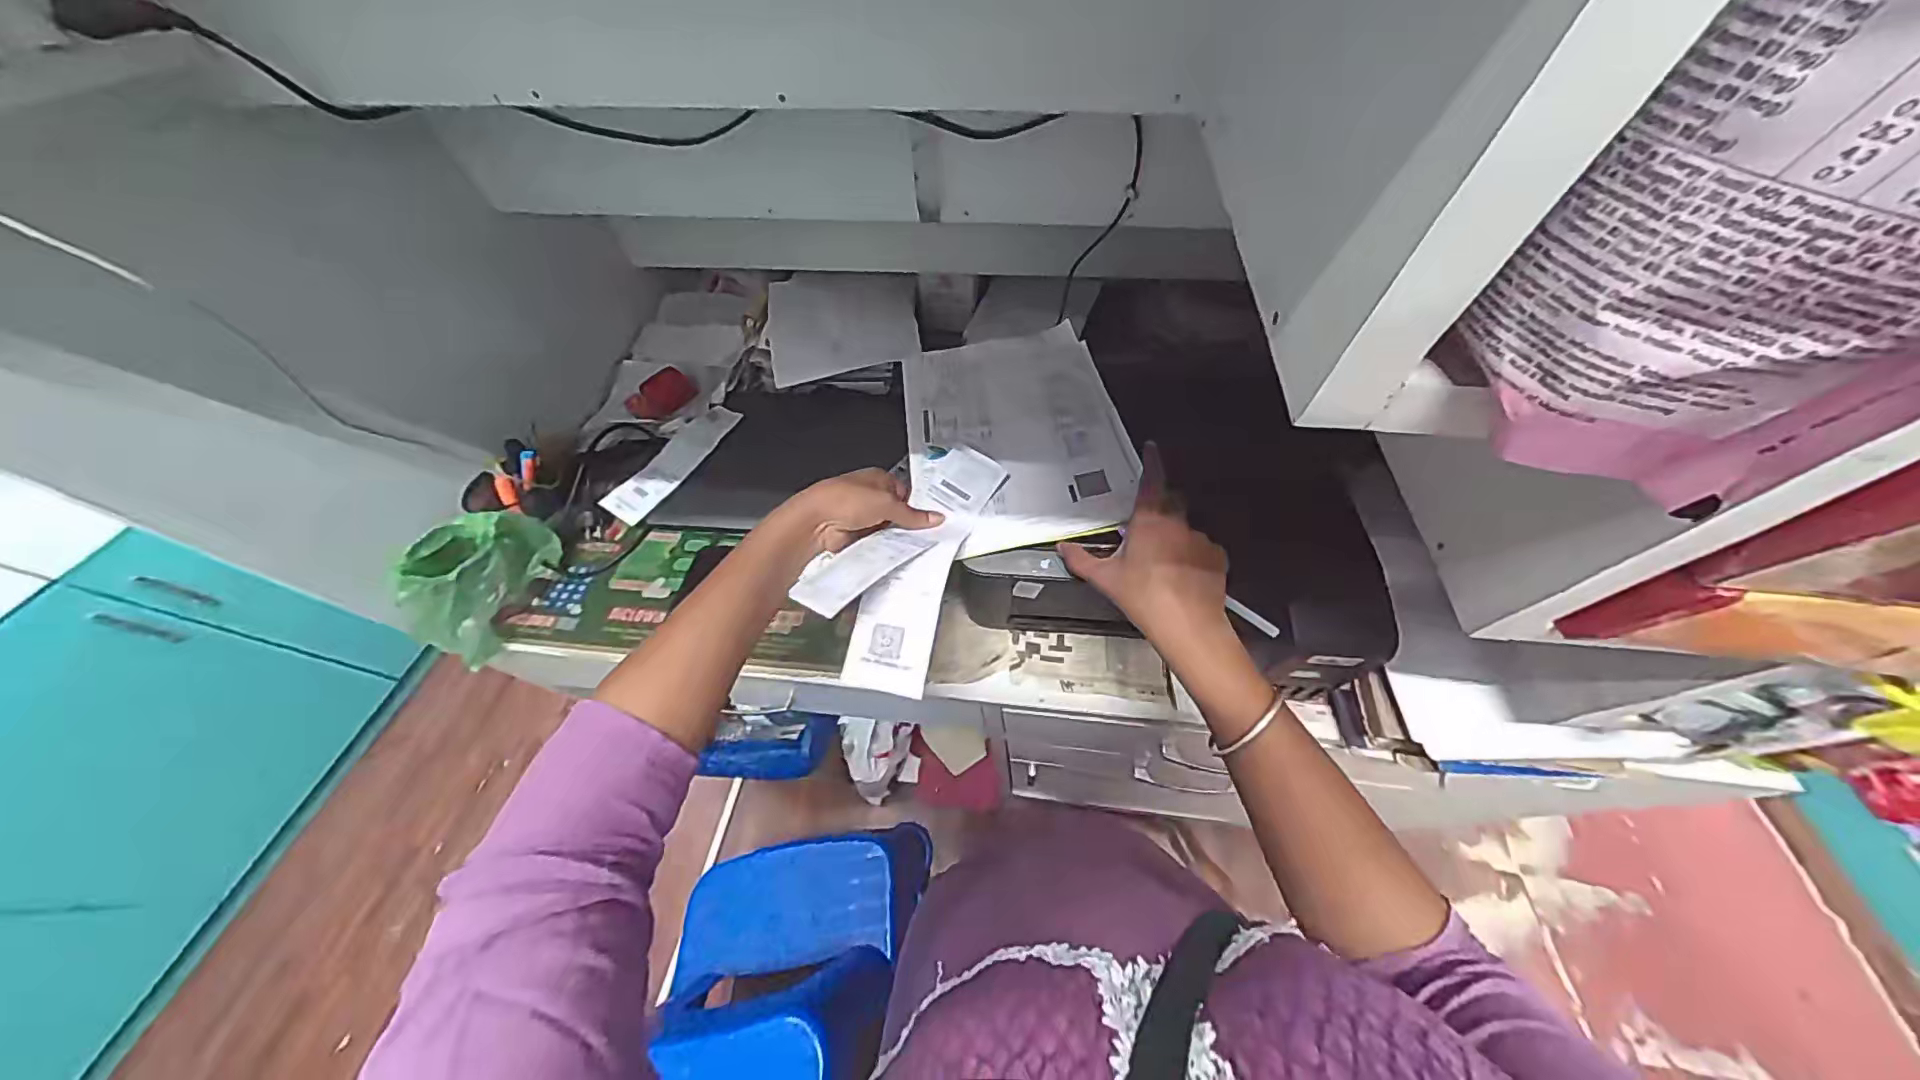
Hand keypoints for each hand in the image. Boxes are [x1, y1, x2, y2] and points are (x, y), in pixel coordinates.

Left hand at [774, 468, 944, 555]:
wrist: (814, 522)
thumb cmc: (841, 499)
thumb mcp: (886, 503)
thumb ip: (912, 514)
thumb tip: (933, 517)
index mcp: (878, 479)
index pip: (906, 493)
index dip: (918, 506)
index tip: (931, 519)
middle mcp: (870, 497)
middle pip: (898, 513)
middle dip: (907, 524)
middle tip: (921, 533)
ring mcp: (863, 518)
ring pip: (889, 530)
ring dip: (894, 537)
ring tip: (904, 541)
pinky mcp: (857, 536)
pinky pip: (877, 543)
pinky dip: (883, 547)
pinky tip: (889, 550)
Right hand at [1058, 444, 1229, 646]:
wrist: (1187, 624)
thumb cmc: (1144, 597)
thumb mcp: (1105, 579)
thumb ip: (1082, 559)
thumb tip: (1064, 548)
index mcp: (1149, 520)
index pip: (1152, 480)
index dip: (1152, 461)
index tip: (1151, 448)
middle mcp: (1177, 522)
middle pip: (1171, 501)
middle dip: (1160, 507)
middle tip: (1146, 528)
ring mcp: (1200, 538)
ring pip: (1186, 528)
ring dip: (1175, 537)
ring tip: (1164, 563)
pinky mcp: (1216, 556)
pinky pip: (1203, 548)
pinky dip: (1193, 555)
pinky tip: (1182, 575)